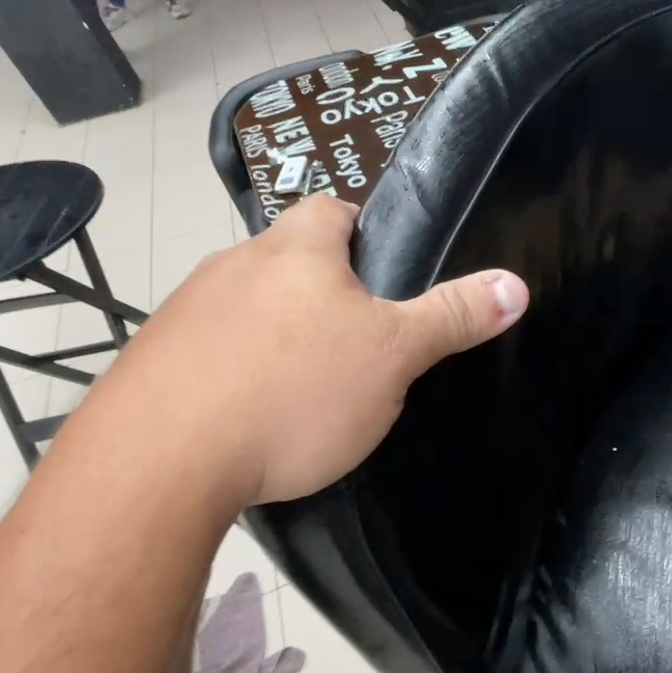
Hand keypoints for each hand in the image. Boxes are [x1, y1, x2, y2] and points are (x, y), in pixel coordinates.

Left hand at [79, 194, 527, 504]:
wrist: (159, 463)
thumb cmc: (294, 393)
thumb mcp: (394, 356)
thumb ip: (453, 317)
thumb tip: (517, 284)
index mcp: (295, 251)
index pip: (333, 209)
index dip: (366, 230)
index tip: (390, 273)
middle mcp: (233, 265)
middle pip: (290, 259)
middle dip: (325, 290)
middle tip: (363, 340)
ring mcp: (185, 313)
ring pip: (249, 308)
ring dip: (278, 332)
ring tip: (308, 386)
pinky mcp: (155, 361)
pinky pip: (210, 352)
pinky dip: (237, 371)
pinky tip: (253, 416)